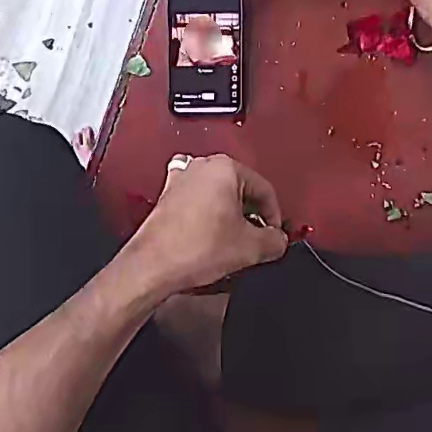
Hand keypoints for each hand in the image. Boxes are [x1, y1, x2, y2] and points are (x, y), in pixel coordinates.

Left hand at [125, 155, 287, 295]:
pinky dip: (208, 216)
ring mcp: (182, 179)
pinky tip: (209, 237)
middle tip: (256, 239)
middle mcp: (202, 166)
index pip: (264, 189)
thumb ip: (274, 240)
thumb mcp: (250, 248)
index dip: (274, 215)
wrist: (153, 265)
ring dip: (230, 216)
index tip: (274, 234)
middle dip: (252, 215)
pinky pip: (199, 201)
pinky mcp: (169, 195)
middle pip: (241, 189)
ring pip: (219, 195)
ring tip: (232, 242)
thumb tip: (278, 240)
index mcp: (225, 168)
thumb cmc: (193, 248)